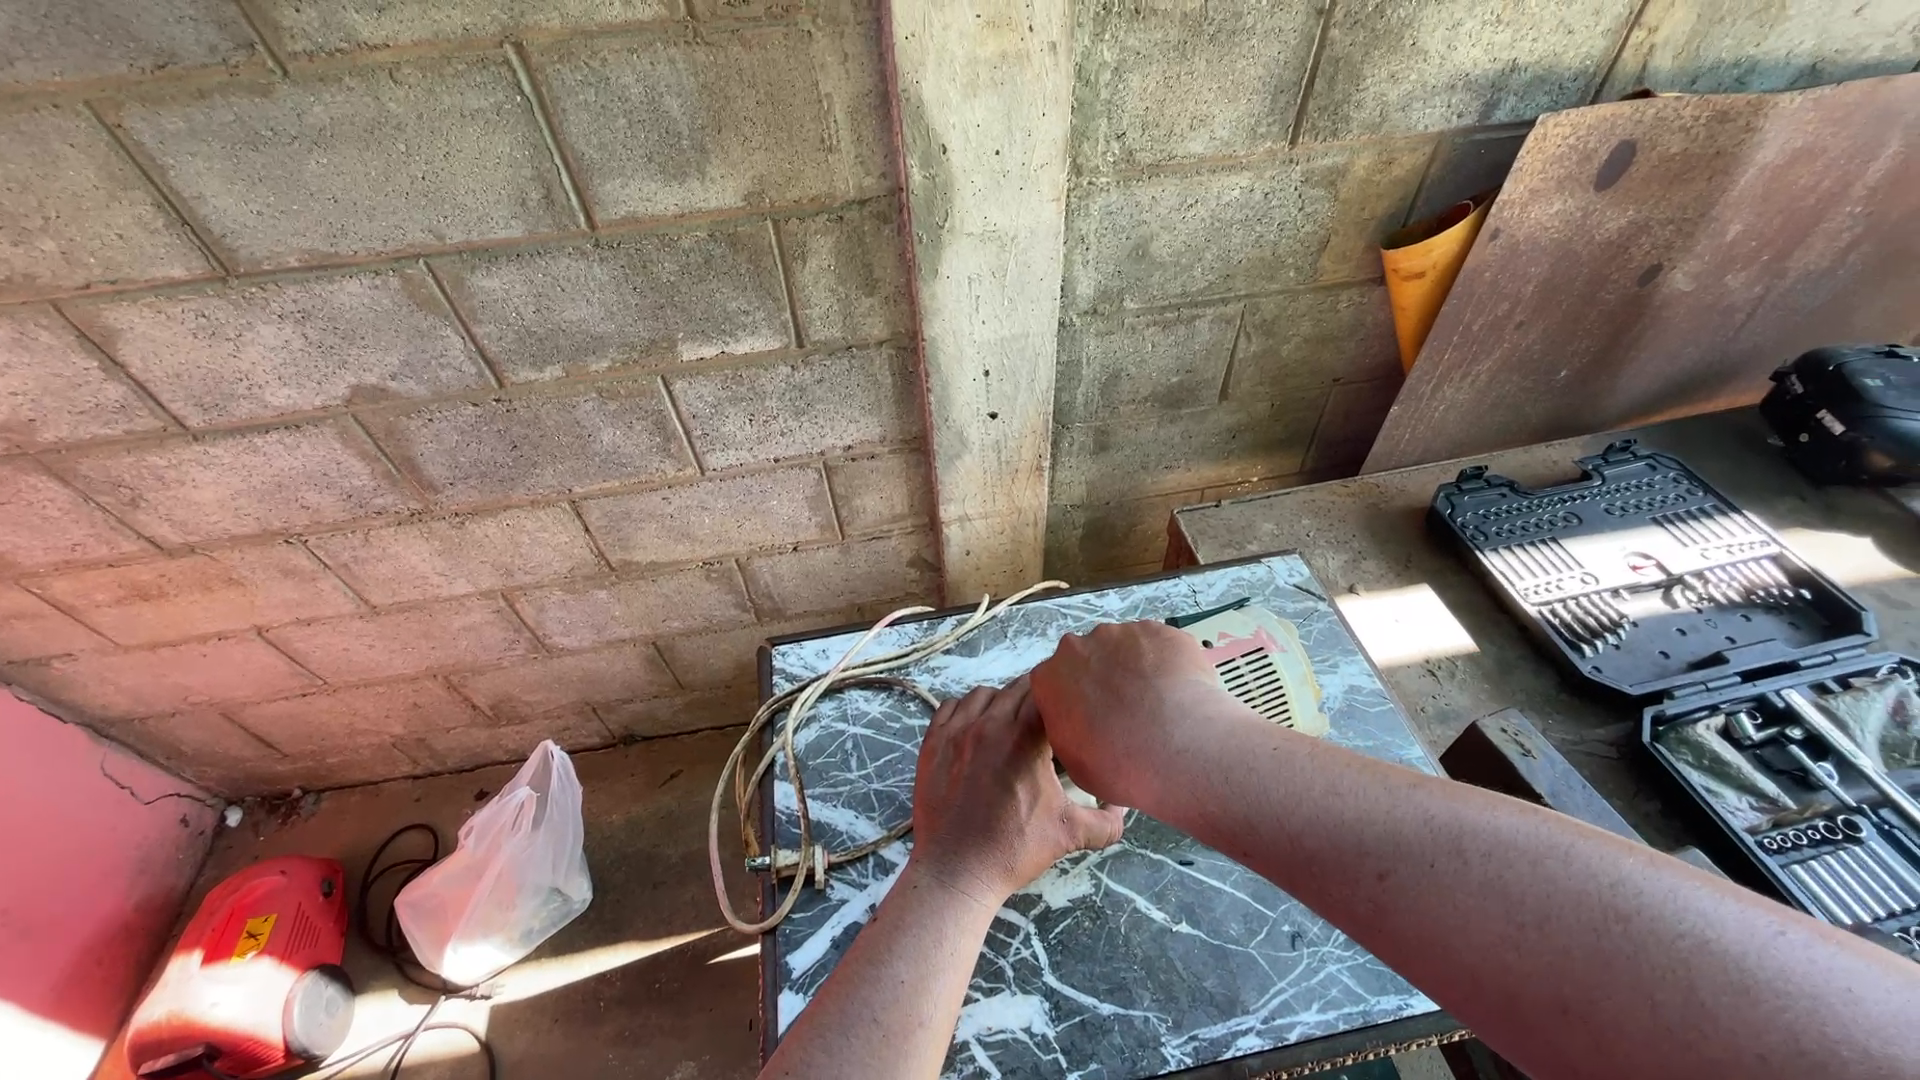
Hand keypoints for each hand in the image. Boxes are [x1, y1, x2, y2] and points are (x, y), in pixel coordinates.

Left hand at [908, 677, 1126, 906]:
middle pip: (1016, 689)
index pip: (1046, 692)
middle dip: (1033, 699)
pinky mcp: (932, 743)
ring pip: (982, 694)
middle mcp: (989, 725)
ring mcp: (956, 732)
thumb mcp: (1069, 834)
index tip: (1065, 709)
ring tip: (1009, 722)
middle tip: (1042, 718)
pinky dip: (964, 710)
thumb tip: (1124, 803)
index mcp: (1024, 739)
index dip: (1059, 697)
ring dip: (999, 701)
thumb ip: (1107, 820)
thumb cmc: (1012, 850)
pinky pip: (949, 707)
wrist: (956, 872)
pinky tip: (975, 727)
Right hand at [1029, 620, 1247, 806]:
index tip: (1093, 715)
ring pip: (1124, 646)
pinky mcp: (1158, 630)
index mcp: (1049, 678)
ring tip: (1159, 700)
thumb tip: (1080, 722)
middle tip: (1127, 708)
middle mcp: (1078, 647)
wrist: (1175, 749)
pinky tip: (1179, 690)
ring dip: (1135, 667)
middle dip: (1103, 676)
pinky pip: (1158, 644)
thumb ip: (1067, 728)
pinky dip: (1166, 661)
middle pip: (1088, 656)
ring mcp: (1120, 634)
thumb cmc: (1118, 765)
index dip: (1076, 697)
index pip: (1055, 680)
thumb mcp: (1073, 760)